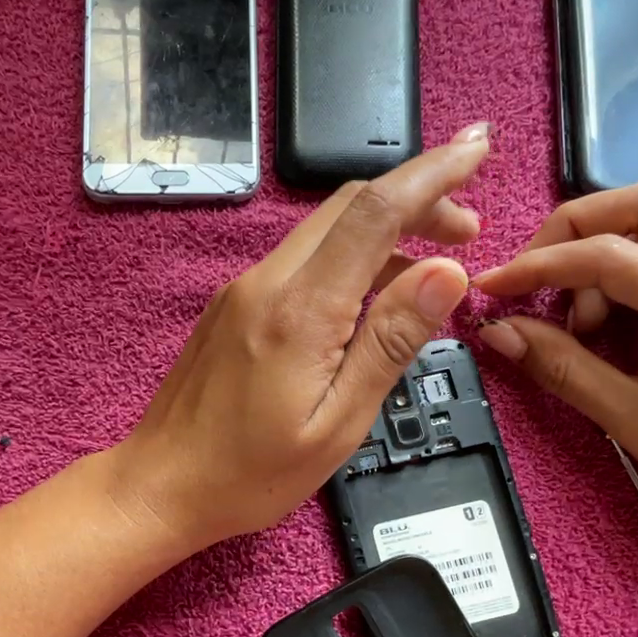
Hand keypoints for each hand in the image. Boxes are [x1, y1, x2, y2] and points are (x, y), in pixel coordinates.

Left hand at [106, 125, 493, 550]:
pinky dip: (345, 260)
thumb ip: (390, 342)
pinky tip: (368, 299)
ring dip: (381, 233)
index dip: (433, 174)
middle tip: (468, 231)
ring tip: (429, 271)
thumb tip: (445, 273)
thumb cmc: (248, 474)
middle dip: (416, 200)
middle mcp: (265, 284)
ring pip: (322, 232)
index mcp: (298, 312)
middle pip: (348, 207)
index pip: (375, 212)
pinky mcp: (230, 307)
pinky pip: (298, 263)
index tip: (478, 150)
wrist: (160, 486)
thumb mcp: (337, 424)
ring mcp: (241, 292)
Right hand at [471, 178, 637, 555]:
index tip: (492, 287)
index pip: (609, 254)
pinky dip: (631, 272)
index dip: (538, 265)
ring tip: (581, 323)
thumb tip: (498, 330)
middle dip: (577, 228)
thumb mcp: (630, 419)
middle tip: (536, 279)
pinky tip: (612, 324)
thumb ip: (561, 365)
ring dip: (605, 252)